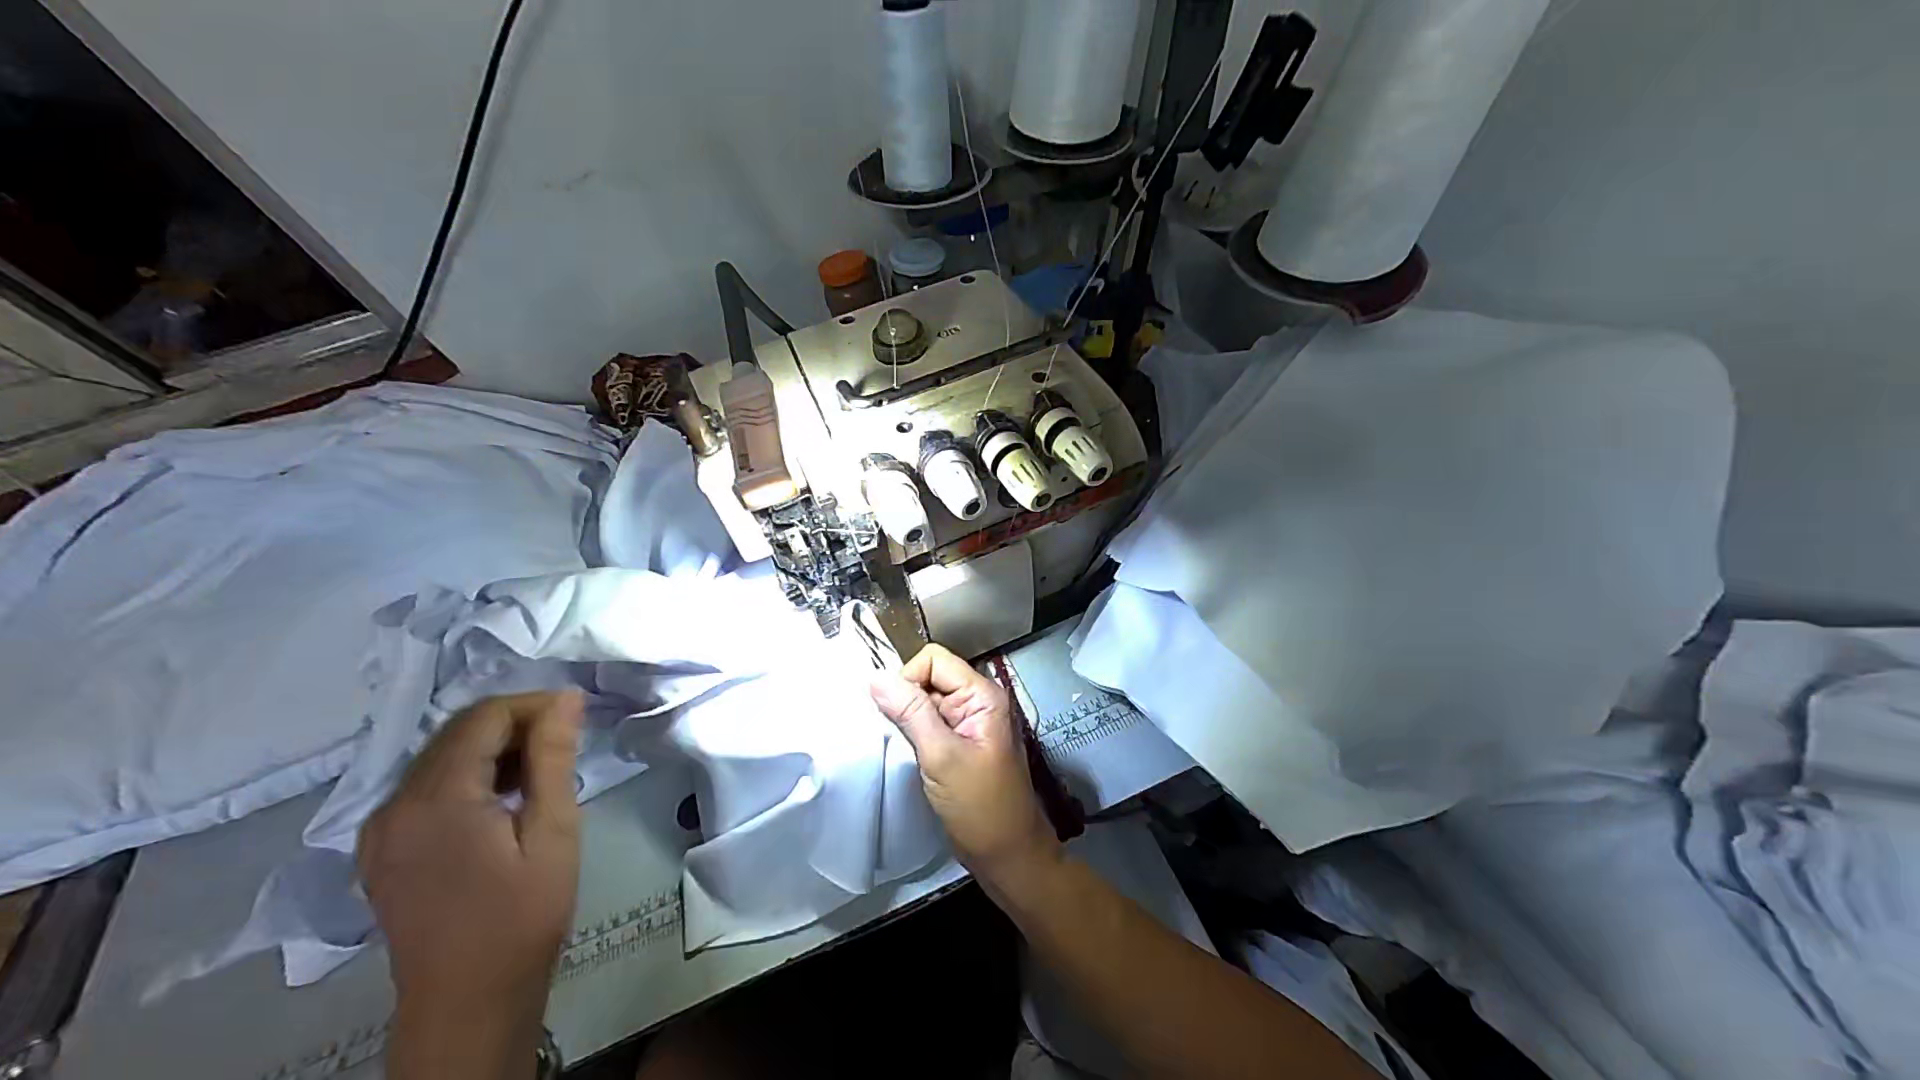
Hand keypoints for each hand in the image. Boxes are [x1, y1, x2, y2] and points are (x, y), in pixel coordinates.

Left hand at [359, 691, 583, 1079]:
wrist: (468, 1002)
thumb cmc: (523, 916)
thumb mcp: (553, 833)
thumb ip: (552, 760)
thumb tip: (564, 700)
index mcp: (435, 800)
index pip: (482, 718)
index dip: (532, 705)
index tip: (576, 715)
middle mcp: (393, 806)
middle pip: (455, 732)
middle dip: (513, 723)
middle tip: (563, 740)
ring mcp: (379, 830)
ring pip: (438, 756)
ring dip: (491, 748)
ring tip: (540, 768)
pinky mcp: (381, 849)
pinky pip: (424, 787)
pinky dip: (466, 775)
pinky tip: (501, 797)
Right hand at [870, 644, 1059, 882]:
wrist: (1008, 856)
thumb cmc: (982, 808)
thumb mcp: (942, 757)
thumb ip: (911, 713)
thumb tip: (877, 679)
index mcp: (982, 695)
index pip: (934, 660)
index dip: (909, 679)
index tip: (898, 715)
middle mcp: (976, 702)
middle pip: (928, 678)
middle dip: (907, 701)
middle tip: (903, 737)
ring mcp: (968, 724)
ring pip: (924, 701)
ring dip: (909, 720)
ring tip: (909, 750)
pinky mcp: (958, 744)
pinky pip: (927, 724)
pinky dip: (914, 735)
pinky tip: (912, 757)